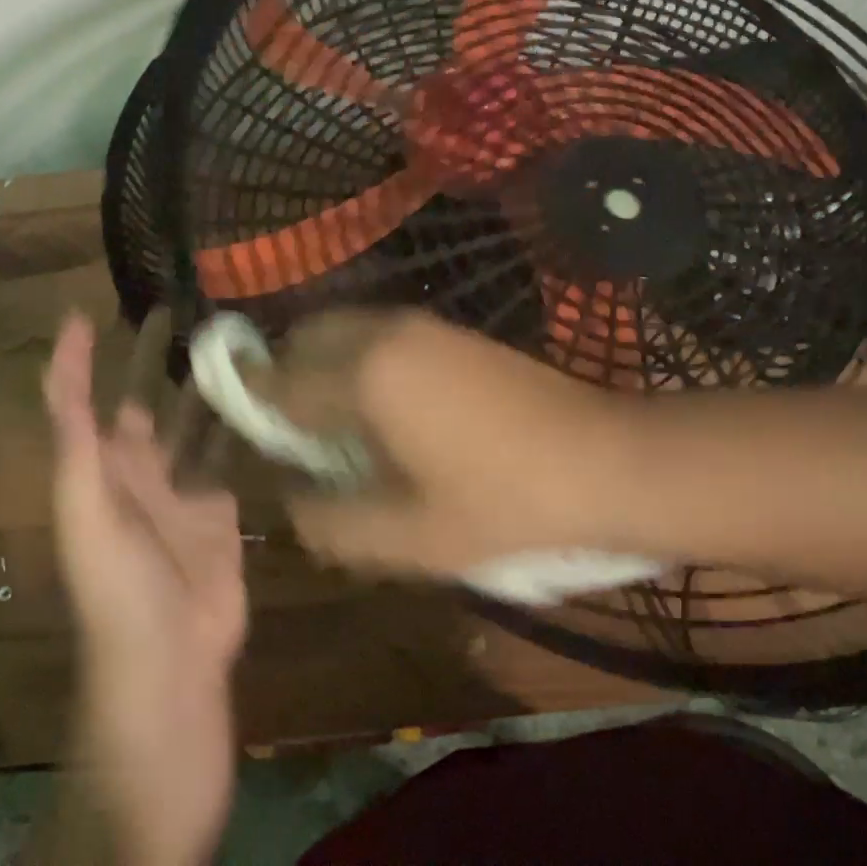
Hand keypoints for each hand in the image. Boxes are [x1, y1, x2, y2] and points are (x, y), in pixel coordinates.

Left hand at [42, 315, 243, 865]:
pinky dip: (246, 431)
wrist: (171, 659)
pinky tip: (270, 399)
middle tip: (189, 309)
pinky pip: (234, 461)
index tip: (90, 311)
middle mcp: (141, 474)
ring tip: (237, 343)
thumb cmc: (117, 586)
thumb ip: (81, 443)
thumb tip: (66, 368)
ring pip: (197, 427)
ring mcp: (186, 493)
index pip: (85, 402)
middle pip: (149, 405)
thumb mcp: (86, 512)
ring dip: (210, 390)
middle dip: (160, 362)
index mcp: (100, 472)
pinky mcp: (226, 513)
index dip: (81, 361)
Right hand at [264, 310, 635, 578]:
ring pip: (345, 335)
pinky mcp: (457, 334)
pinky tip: (389, 421)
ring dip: (325, 373)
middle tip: (298, 446)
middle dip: (285, 383)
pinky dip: (362, 367)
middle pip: (304, 341)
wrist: (611, 463)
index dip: (255, 415)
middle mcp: (387, 334)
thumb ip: (333, 524)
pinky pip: (382, 339)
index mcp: (366, 375)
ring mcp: (426, 327)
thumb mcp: (411, 538)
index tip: (256, 452)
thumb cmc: (508, 505)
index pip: (276, 382)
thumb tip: (292, 504)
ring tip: (343, 438)